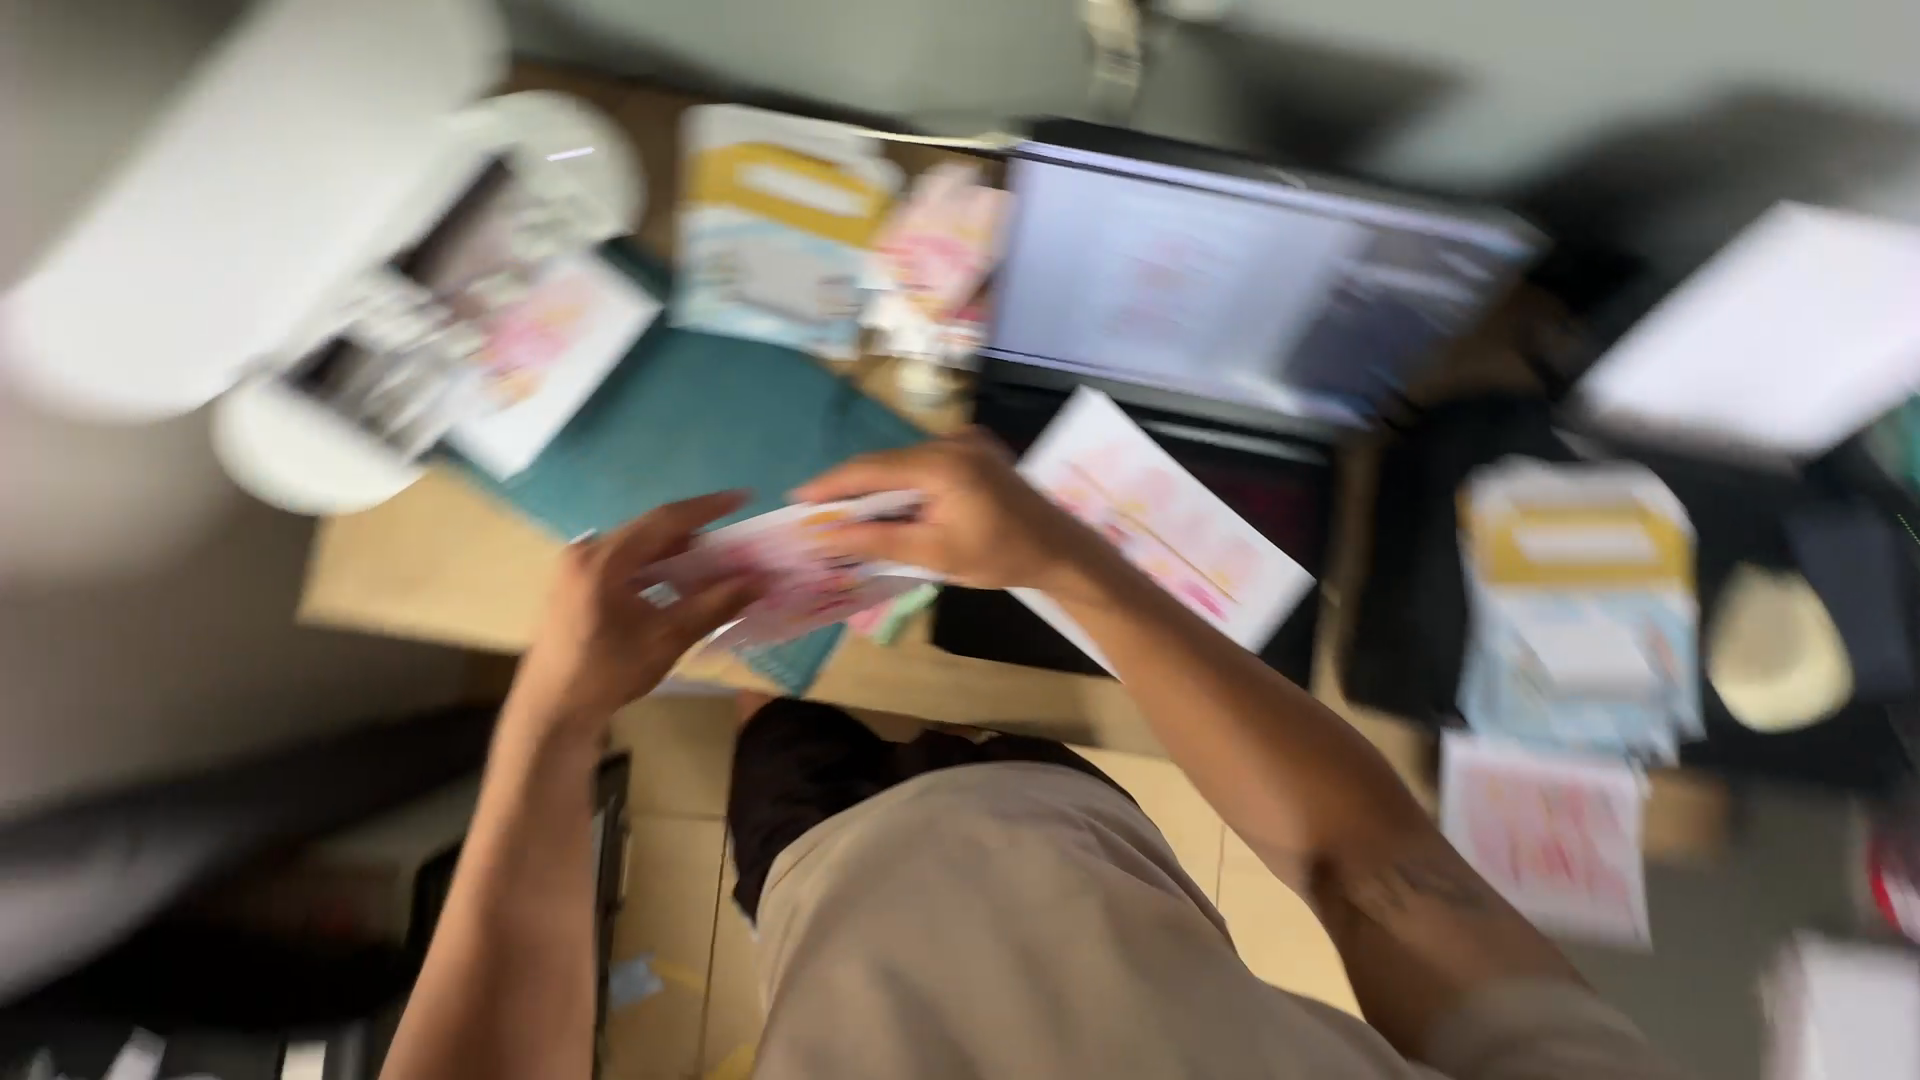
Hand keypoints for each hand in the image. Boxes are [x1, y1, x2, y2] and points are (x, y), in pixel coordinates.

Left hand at [509, 493, 763, 732]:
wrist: (552, 712)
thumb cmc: (608, 673)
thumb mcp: (668, 637)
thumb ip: (715, 604)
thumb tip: (760, 581)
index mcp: (604, 559)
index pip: (665, 520)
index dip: (708, 508)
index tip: (743, 498)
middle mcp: (587, 552)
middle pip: (652, 531)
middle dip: (697, 536)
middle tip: (735, 544)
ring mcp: (578, 567)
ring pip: (640, 548)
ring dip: (678, 555)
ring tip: (714, 566)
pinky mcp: (578, 584)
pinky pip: (627, 564)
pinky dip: (658, 569)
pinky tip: (680, 585)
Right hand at [793, 429, 1106, 593]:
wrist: (1059, 549)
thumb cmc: (1000, 557)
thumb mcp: (935, 554)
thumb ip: (878, 541)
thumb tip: (827, 535)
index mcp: (943, 463)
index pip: (871, 468)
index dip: (831, 484)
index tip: (797, 499)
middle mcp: (952, 441)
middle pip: (886, 463)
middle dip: (852, 490)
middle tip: (817, 514)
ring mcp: (966, 441)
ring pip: (904, 464)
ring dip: (878, 489)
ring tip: (847, 516)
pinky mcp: (975, 449)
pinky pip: (925, 465)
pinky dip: (904, 485)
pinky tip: (890, 508)